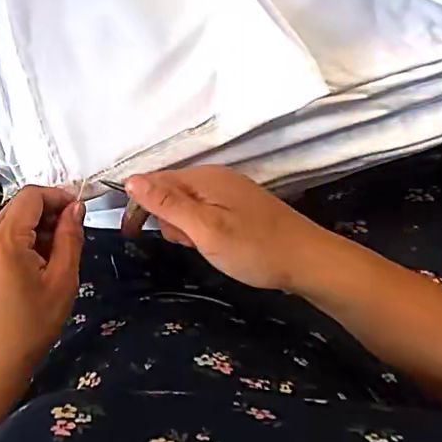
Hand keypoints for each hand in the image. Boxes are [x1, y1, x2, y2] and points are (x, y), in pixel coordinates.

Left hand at [0, 185, 83, 380]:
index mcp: (4, 240)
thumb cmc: (32, 324)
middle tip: (72, 233)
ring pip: (13, 217)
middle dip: (49, 210)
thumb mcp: (62, 280)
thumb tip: (76, 208)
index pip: (31, 196)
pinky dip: (25, 236)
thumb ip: (70, 238)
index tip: (79, 211)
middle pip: (20, 204)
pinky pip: (5, 233)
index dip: (58, 196)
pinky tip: (41, 259)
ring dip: (38, 224)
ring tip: (59, 251)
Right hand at [122, 166, 334, 291]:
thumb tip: (130, 180)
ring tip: (205, 246)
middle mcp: (213, 177)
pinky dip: (200, 229)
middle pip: (167, 192)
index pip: (152, 181)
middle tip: (190, 242)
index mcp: (203, 178)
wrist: (311, 264)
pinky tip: (215, 244)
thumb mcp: (204, 229)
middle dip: (168, 220)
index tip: (133, 233)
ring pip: (184, 205)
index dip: (138, 205)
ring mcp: (227, 190)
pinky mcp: (237, 205)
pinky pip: (202, 211)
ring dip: (185, 227)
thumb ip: (166, 204)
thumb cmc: (255, 248)